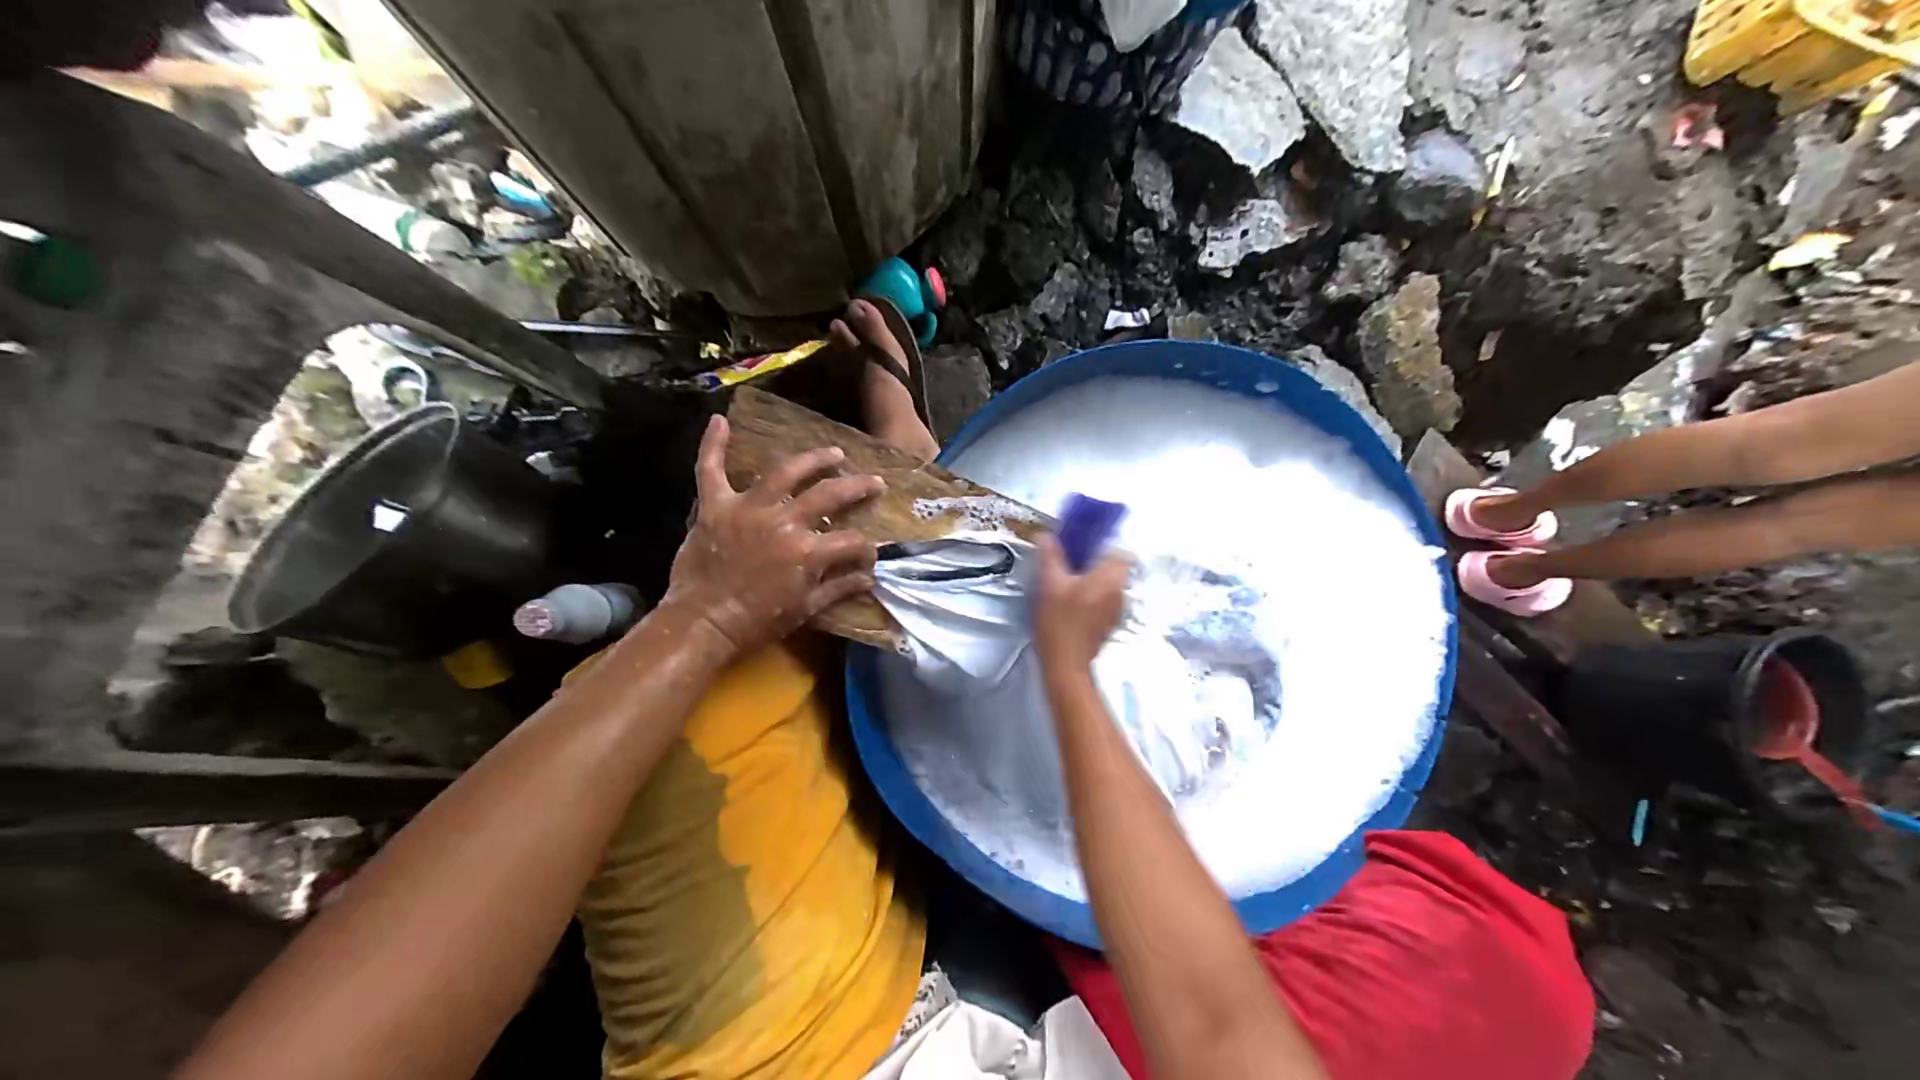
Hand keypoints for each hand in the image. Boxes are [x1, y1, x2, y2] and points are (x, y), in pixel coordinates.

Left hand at [663, 415, 884, 654]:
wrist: (703, 623)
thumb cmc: (757, 621)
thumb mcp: (805, 610)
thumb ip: (839, 588)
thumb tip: (869, 578)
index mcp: (807, 552)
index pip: (851, 542)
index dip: (865, 549)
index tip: (868, 555)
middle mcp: (784, 522)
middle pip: (829, 494)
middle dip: (857, 486)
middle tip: (873, 481)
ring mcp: (748, 509)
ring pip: (784, 472)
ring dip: (812, 459)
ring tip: (832, 452)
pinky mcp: (716, 507)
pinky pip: (711, 470)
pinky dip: (712, 445)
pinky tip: (719, 420)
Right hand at [1032, 534, 1131, 672]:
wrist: (1066, 663)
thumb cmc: (1060, 621)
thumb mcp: (1050, 584)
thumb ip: (1051, 556)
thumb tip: (1047, 536)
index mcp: (1111, 577)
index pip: (1122, 552)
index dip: (1105, 547)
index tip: (1084, 549)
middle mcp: (1120, 592)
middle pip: (1117, 568)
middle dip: (1098, 564)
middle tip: (1073, 566)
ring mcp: (1118, 610)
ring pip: (1112, 586)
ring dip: (1096, 582)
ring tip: (1071, 584)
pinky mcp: (1110, 624)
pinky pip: (1106, 601)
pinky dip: (1094, 598)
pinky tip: (1074, 604)